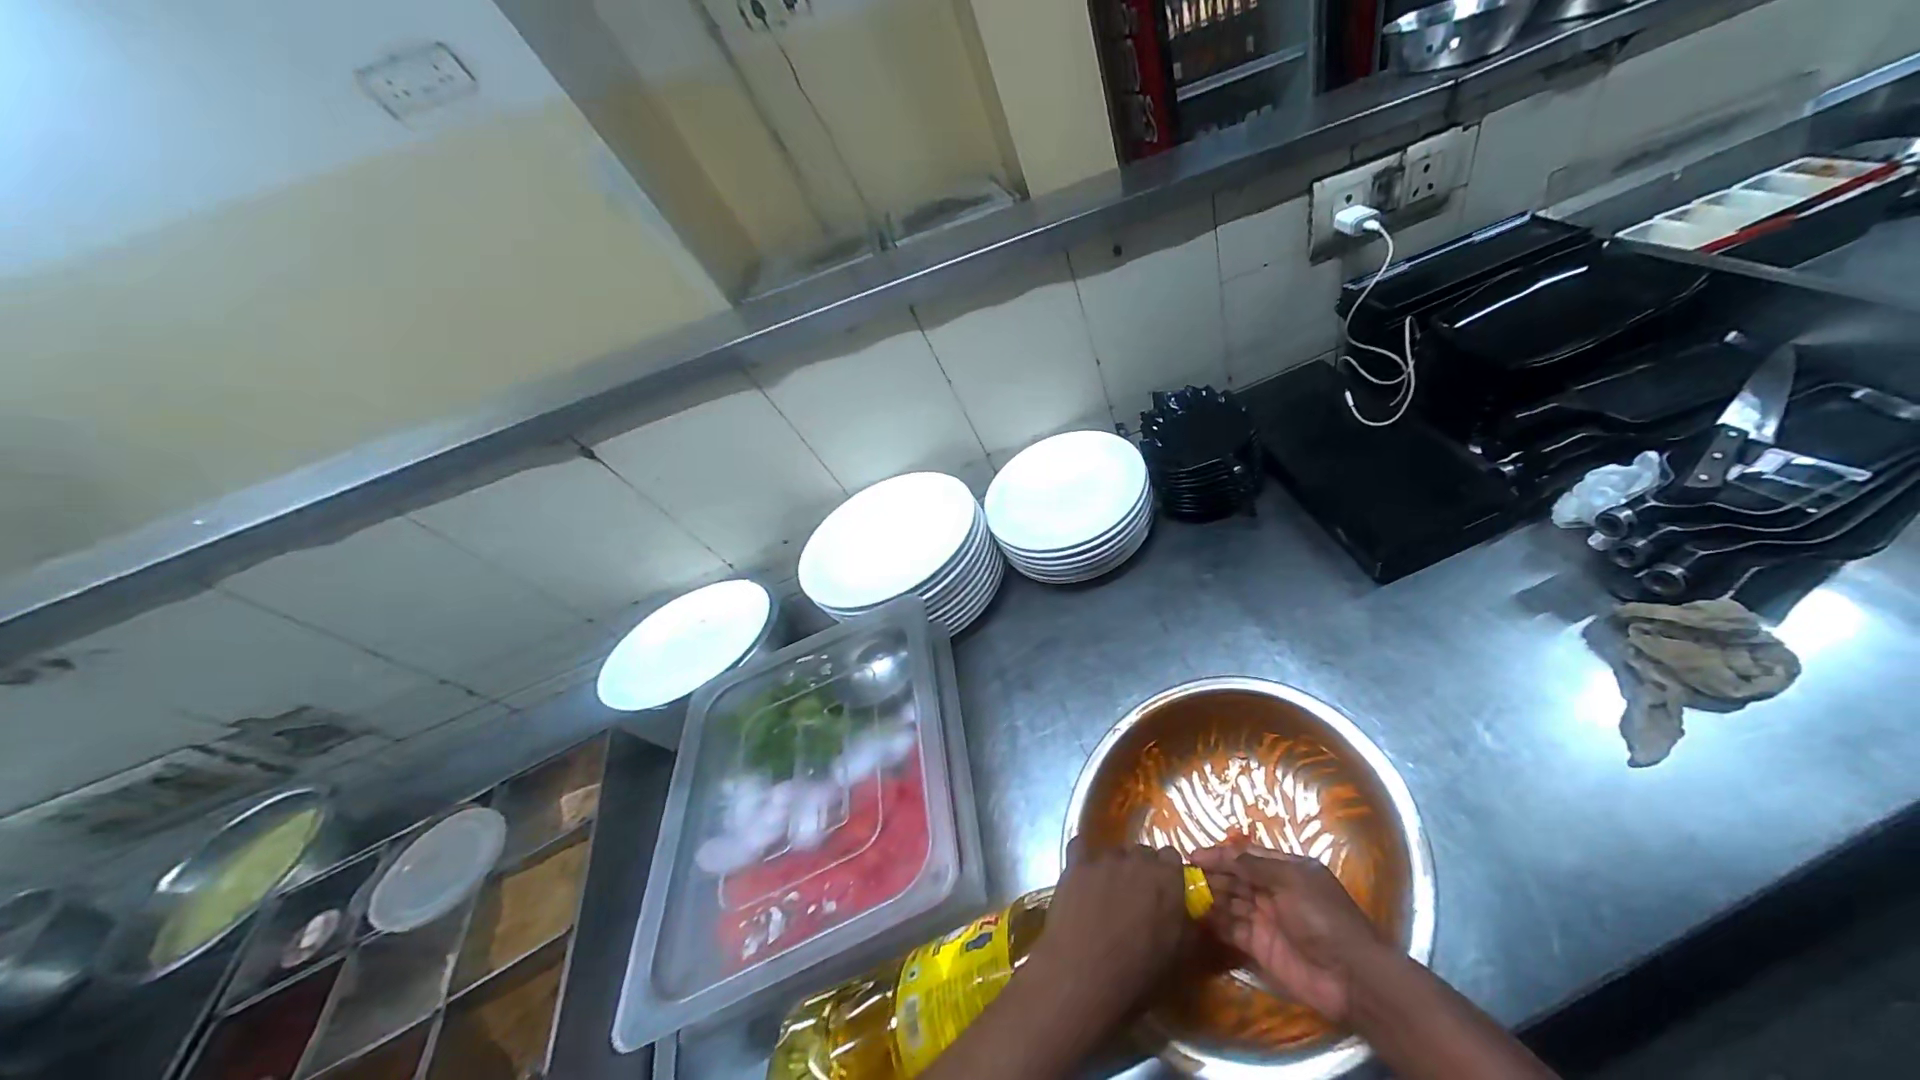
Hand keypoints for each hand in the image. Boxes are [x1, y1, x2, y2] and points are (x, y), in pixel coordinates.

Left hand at [1026, 839, 1194, 1019]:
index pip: (1171, 857)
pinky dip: (1083, 859)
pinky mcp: (1075, 865)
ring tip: (1105, 896)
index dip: (1167, 874)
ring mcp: (1103, 859)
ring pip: (1113, 855)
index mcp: (1167, 878)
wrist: (1085, 976)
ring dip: (1113, 869)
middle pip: (1142, 854)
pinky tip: (1081, 876)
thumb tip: (1190, 913)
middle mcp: (1137, 859)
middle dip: (1141, 871)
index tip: (1163, 893)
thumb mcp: (1181, 956)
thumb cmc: (1140, 974)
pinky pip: (1079, 848)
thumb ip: (1190, 925)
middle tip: (1136, 899)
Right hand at [1189, 844, 1392, 1023]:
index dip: (1220, 854)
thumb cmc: (1323, 918)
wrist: (1350, 977)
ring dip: (1209, 897)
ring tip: (1182, 893)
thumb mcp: (1291, 880)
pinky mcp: (1260, 946)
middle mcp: (1274, 891)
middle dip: (1211, 874)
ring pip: (1230, 902)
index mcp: (1286, 870)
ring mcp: (1266, 919)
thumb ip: (1255, 865)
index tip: (1192, 855)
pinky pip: (1231, 929)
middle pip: (1235, 878)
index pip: (1246, 856)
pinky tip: (1194, 917)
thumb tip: (1225, 854)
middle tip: (1181, 875)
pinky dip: (1214, 922)